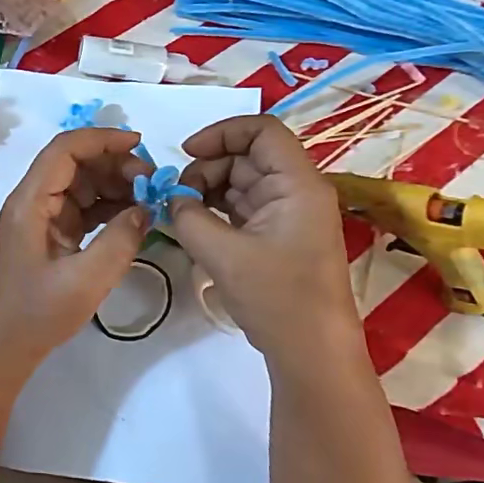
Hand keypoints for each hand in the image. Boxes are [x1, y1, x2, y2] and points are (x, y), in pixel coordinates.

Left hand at [0, 127, 150, 361]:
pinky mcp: (51, 234)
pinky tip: (132, 216)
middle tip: (150, 183)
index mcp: (30, 203)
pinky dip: (107, 207)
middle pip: (74, 163)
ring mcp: (41, 218)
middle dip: (114, 164)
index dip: (102, 139)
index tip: (140, 145)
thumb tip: (146, 210)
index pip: (64, 150)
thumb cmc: (39, 312)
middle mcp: (32, 202)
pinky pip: (82, 207)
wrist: (8, 343)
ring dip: (113, 185)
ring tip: (146, 199)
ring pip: (80, 184)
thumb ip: (120, 241)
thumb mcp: (86, 279)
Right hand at [171, 115, 357, 359]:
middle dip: (207, 169)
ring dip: (208, 191)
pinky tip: (194, 225)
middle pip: (247, 157)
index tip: (185, 154)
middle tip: (176, 197)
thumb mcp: (224, 255)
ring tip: (180, 213)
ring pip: (242, 183)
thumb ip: (189, 218)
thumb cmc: (277, 297)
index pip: (261, 131)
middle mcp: (296, 191)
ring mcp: (287, 214)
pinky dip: (216, 211)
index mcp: (297, 184)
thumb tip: (172, 199)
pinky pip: (243, 209)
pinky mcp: (277, 237)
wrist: (311, 350)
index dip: (221, 133)